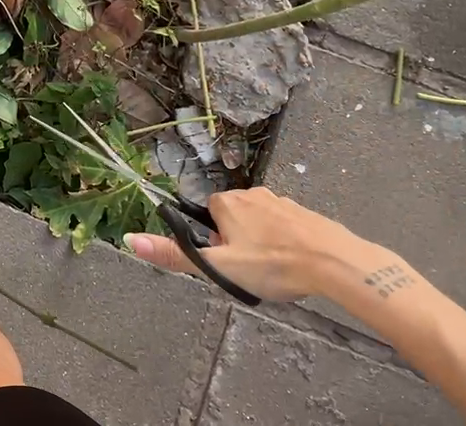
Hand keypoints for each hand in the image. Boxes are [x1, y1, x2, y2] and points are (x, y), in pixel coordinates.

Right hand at [124, 187, 398, 301]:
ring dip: (264, 243)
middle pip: (234, 218)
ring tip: (277, 271)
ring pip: (262, 223)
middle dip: (239, 242)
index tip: (230, 262)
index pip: (210, 216)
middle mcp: (251, 194)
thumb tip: (128, 240)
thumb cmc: (274, 264)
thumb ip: (175, 255)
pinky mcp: (307, 213)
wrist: (337, 263)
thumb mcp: (219, 265)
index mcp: (226, 202)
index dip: (216, 241)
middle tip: (253, 270)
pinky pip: (287, 228)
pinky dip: (288, 243)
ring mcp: (281, 201)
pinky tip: (298, 265)